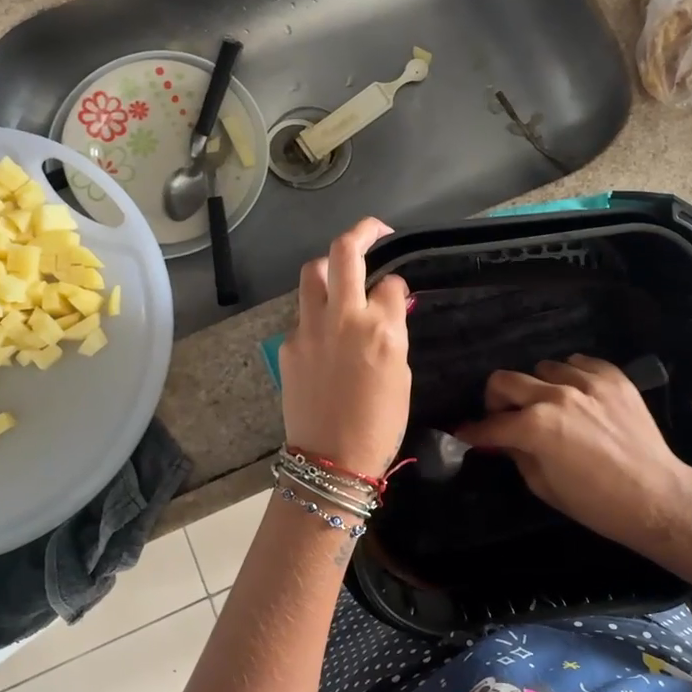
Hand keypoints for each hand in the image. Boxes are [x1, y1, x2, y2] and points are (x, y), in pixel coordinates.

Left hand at [278, 218, 410, 479]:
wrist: (331, 461)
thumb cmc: (380, 425)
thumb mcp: (402, 375)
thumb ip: (394, 333)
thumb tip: (392, 307)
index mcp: (381, 328)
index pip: (391, 283)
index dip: (397, 285)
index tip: (397, 293)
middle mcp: (343, 317)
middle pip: (345, 252)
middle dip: (362, 231)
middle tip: (374, 230)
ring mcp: (310, 328)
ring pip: (314, 272)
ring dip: (330, 266)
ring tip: (342, 274)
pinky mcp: (289, 343)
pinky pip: (303, 314)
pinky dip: (317, 313)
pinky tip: (326, 335)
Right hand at [453, 355, 691, 551]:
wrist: (658, 498)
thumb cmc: (598, 504)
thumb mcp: (544, 487)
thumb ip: (518, 455)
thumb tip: (504, 441)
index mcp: (535, 427)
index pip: (490, 424)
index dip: (473, 432)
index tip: (465, 434)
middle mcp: (556, 395)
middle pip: (505, 380)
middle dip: (496, 401)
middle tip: (504, 418)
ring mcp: (587, 382)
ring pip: (543, 368)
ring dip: (538, 388)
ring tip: (550, 407)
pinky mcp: (613, 377)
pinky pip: (579, 363)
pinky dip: (572, 376)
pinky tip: (579, 397)